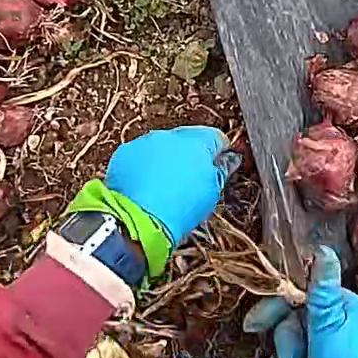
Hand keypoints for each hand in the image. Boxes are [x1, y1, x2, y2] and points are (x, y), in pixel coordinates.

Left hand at [105, 126, 238, 244]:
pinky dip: (146, 165)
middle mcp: (172, 136)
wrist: (137, 221)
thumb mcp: (211, 193)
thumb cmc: (178, 210)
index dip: (220, 153)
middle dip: (192, 155)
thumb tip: (231, 159)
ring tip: (167, 186)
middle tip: (192, 180)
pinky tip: (147, 186)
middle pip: (190, 139)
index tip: (218, 166)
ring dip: (168, 159)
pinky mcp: (126, 152)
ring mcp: (147, 142)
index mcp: (199, 142)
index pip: (217, 138)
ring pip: (164, 145)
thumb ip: (223, 170)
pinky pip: (142, 154)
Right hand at [243, 246, 357, 357]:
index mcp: (343, 306)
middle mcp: (341, 324)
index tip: (252, 327)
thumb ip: (322, 292)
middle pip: (295, 323)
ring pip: (297, 350)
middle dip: (287, 349)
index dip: (274, 309)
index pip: (299, 293)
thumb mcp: (331, 333)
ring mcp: (338, 352)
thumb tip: (322, 249)